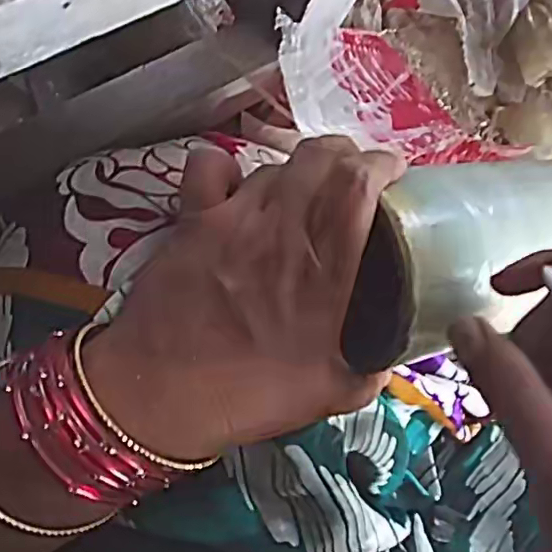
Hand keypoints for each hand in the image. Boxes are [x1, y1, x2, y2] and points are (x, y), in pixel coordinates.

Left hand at [80, 137, 405, 459]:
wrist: (157, 397)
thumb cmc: (248, 395)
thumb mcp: (332, 394)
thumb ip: (371, 372)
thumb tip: (390, 361)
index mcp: (323, 270)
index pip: (357, 186)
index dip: (381, 164)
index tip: (393, 173)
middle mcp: (280, 231)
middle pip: (321, 158)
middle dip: (349, 154)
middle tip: (358, 174)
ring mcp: (232, 219)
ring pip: (276, 164)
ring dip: (301, 168)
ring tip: (306, 191)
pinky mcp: (192, 220)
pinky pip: (212, 166)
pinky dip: (231, 167)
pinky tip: (238, 185)